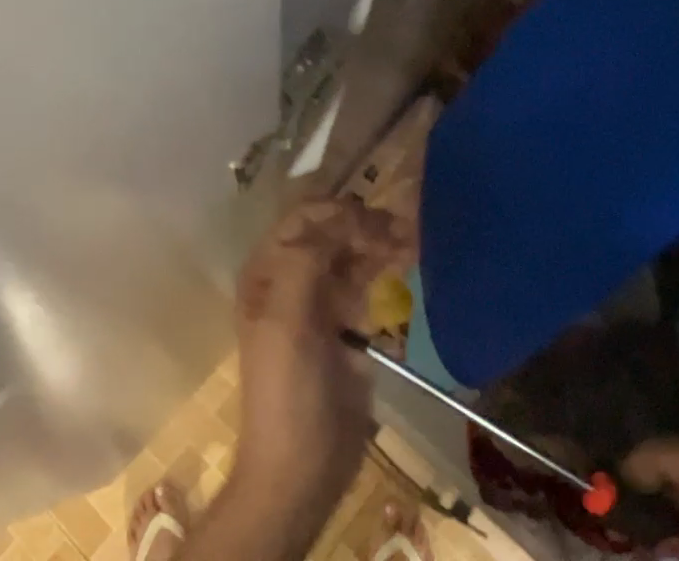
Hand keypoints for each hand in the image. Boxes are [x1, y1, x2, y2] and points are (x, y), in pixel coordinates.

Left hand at [231, 199, 397, 511]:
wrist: (302, 465)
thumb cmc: (287, 392)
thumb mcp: (286, 322)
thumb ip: (305, 262)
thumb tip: (339, 220)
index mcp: (266, 272)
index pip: (302, 220)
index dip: (337, 212)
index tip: (376, 220)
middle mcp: (290, 278)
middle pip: (330, 232)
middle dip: (364, 223)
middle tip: (403, 230)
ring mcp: (319, 300)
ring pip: (351, 253)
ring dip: (380, 240)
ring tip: (412, 241)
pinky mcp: (346, 324)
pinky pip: (366, 280)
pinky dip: (386, 265)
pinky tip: (409, 259)